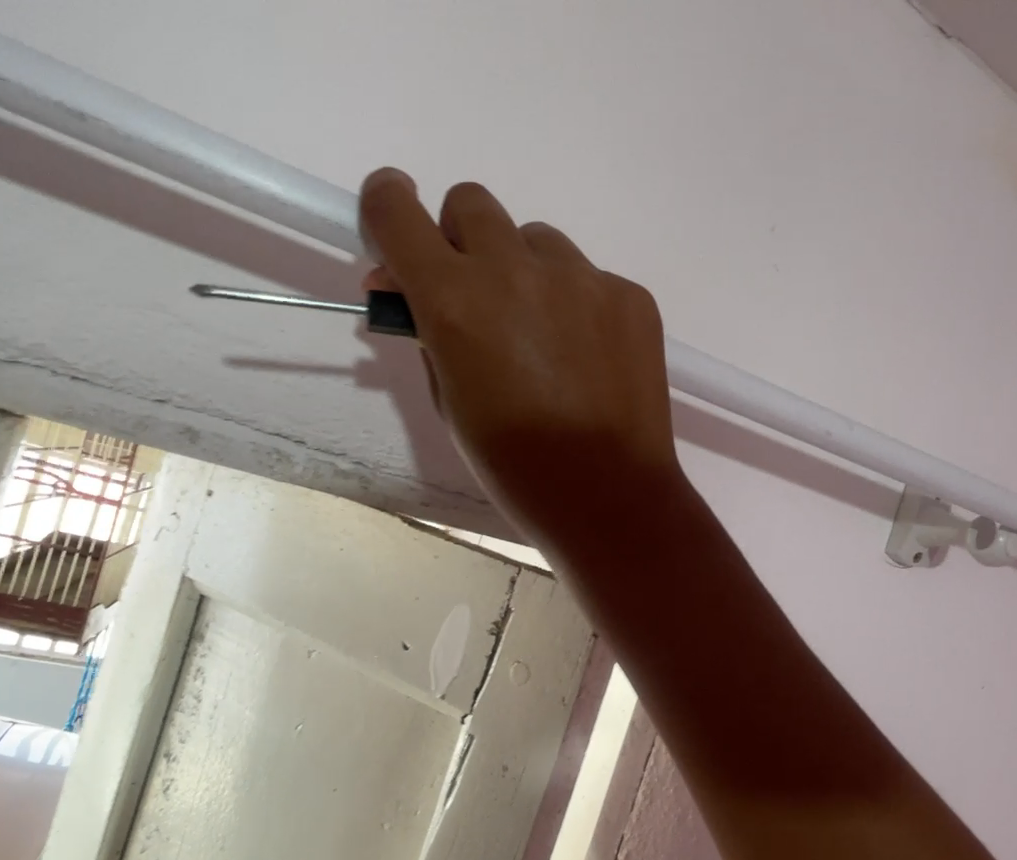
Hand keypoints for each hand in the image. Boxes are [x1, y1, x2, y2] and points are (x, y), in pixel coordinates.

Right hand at [357, 168, 683, 549]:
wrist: (609, 497)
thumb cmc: (514, 466)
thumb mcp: (450, 402)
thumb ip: (429, 333)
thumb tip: (412, 290)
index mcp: (454, 301)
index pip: (397, 211)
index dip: (387, 207)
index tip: (394, 221)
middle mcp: (515, 271)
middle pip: (472, 204)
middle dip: (461, 240)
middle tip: (476, 294)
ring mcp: (581, 279)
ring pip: (536, 242)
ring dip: (525, 272)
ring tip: (545, 339)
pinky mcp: (629, 295)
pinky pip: (589, 277)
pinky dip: (577, 304)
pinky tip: (589, 357)